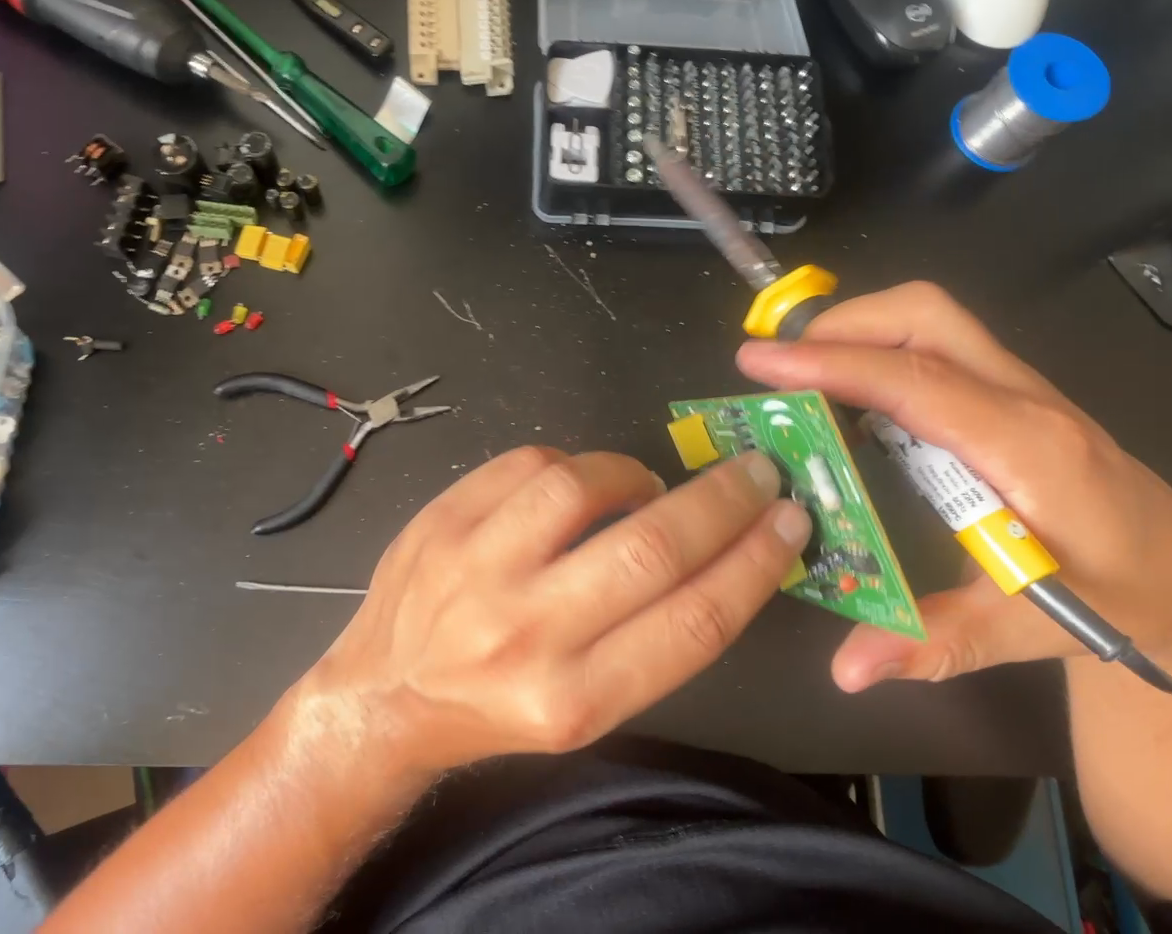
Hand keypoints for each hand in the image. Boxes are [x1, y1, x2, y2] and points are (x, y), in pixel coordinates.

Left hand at [285, 447, 810, 776]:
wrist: (385, 695)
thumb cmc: (497, 708)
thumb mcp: (584, 708)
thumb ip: (653, 639)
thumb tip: (728, 549)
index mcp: (573, 700)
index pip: (693, 623)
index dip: (754, 564)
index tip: (787, 524)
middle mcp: (524, 635)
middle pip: (649, 549)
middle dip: (721, 502)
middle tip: (755, 473)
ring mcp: (473, 570)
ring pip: (581, 488)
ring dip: (634, 473)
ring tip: (645, 486)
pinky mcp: (439, 521)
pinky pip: (525, 462)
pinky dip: (571, 463)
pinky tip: (577, 483)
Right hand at [736, 282, 1171, 692]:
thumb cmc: (1121, 607)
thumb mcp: (1027, 630)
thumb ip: (933, 642)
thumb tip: (845, 670)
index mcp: (1027, 447)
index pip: (916, 381)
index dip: (831, 365)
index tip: (758, 363)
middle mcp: (1026, 401)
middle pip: (927, 316)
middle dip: (842, 325)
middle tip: (781, 367)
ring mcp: (1025, 394)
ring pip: (934, 323)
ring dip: (861, 332)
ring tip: (804, 378)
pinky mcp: (1016, 402)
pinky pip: (940, 351)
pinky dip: (883, 355)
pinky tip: (852, 405)